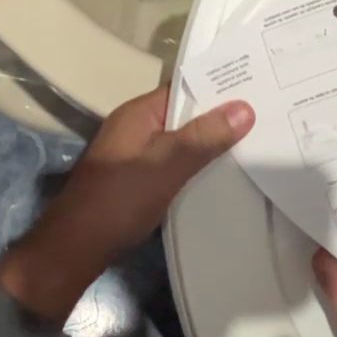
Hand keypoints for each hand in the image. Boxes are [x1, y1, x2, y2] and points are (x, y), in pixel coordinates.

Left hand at [0, 86, 254, 322]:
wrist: (74, 250)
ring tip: (252, 143)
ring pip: (178, 140)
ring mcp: (132, 154)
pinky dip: (193, 164)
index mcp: (138, 113)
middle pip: (182, 114)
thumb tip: (244, 107)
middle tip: (263, 116)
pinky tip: (218, 175)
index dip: (217, 87)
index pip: (183, 88)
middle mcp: (134, 127)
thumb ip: (203, 138)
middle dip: (217, 117)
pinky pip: (171, 161)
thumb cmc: (118, 201)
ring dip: (206, 143)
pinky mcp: (134, 179)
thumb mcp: (166, 166)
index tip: (255, 88)